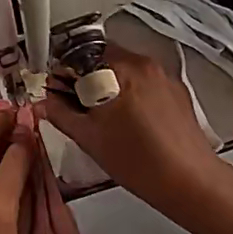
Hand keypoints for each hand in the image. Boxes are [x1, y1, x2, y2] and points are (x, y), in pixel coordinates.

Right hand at [39, 45, 232, 213]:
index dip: (62, 73)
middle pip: (101, 57)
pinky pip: (143, 80)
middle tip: (77, 106)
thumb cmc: (138, 161)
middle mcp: (142, 63)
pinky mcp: (175, 89)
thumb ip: (61, 114)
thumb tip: (45, 102)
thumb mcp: (89, 138)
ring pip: (123, 68)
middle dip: (85, 77)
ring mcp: (161, 74)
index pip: (77, 54)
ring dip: (108, 84)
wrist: (187, 178)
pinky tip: (128, 121)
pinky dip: (130, 92)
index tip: (57, 92)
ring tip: (104, 117)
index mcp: (117, 69)